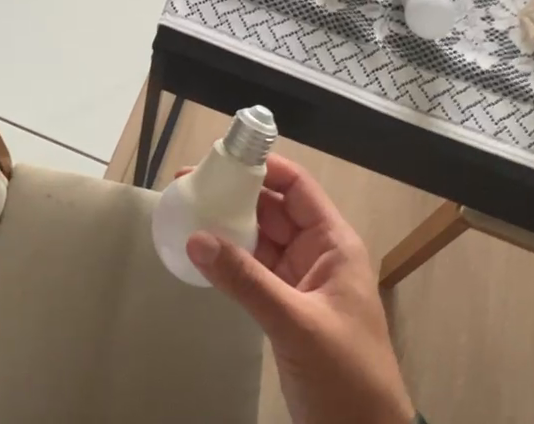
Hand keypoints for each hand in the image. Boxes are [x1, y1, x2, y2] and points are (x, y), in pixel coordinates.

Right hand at [184, 154, 414, 423]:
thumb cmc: (346, 374)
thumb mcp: (296, 323)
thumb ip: (246, 281)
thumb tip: (197, 238)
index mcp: (334, 244)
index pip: (297, 188)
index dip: (263, 168)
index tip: (222, 159)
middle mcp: (318, 254)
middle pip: (274, 209)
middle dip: (235, 194)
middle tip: (189, 186)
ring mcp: (301, 281)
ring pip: (261, 239)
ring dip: (228, 226)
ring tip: (187, 212)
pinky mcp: (287, 307)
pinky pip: (255, 271)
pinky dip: (230, 261)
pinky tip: (202, 254)